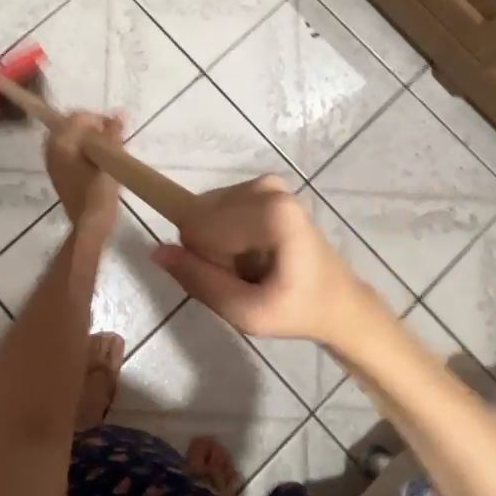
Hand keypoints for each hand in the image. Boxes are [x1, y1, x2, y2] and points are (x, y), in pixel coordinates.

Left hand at [44, 112, 124, 227]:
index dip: (98, 119)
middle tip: (112, 138)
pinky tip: (99, 161)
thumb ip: (112, 134)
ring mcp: (52, 162)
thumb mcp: (110, 160)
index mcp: (61, 142)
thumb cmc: (100, 192)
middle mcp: (51, 148)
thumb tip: (119, 114)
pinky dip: (83, 151)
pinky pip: (69, 152)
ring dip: (88, 140)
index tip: (115, 129)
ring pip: (71, 139)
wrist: (89, 225)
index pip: (79, 117)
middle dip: (92, 128)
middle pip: (72, 126)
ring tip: (108, 150)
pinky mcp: (58, 173)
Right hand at [150, 176, 380, 346]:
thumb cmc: (297, 311)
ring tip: (251, 267)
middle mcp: (269, 187)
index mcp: (272, 213)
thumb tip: (157, 251)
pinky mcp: (264, 185)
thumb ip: (199, 281)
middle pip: (200, 215)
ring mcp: (267, 183)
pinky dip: (226, 233)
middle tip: (244, 277)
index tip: (237, 281)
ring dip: (218, 244)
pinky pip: (216, 208)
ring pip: (205, 212)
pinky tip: (254, 253)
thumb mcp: (246, 313)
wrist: (338, 303)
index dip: (205, 261)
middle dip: (211, 251)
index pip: (198, 228)